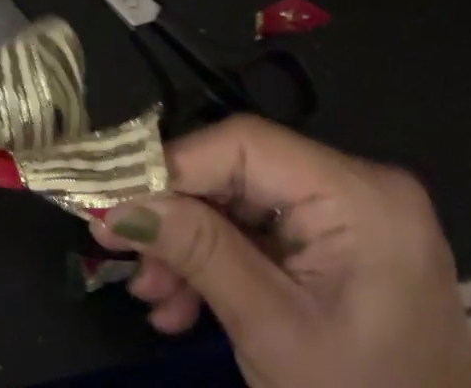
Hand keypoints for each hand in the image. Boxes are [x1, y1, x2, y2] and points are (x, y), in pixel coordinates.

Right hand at [92, 115, 470, 387]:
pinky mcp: (334, 246)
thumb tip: (114, 201)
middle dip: (171, 216)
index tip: (109, 201)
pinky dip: (211, 263)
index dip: (168, 165)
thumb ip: (195, 250)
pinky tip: (180, 305)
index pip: (241, 144)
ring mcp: (346, 218)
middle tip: (113, 247)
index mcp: (361, 198)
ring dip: (182, 247)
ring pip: (230, 203)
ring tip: (151, 295)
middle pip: (230, 172)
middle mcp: (357, 190)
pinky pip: (252, 233)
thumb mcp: (270, 326)